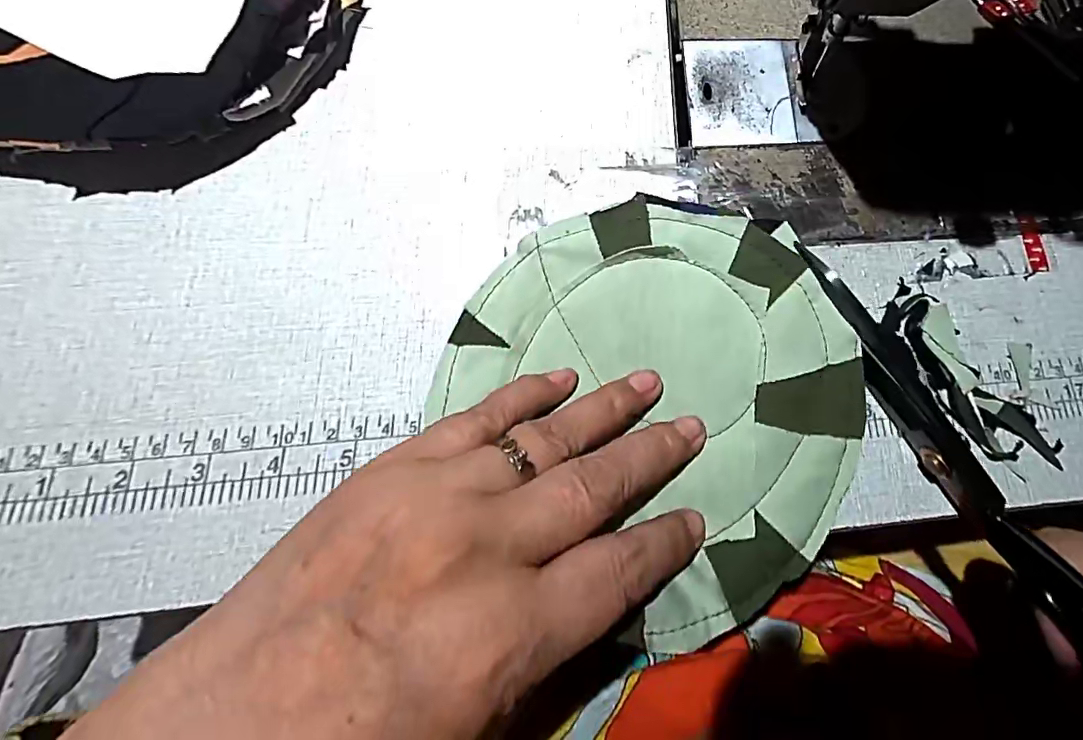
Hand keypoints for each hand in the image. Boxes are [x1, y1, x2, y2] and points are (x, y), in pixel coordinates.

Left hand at [70, 369, 704, 739]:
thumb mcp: (474, 730)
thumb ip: (551, 658)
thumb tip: (609, 601)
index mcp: (503, 633)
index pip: (620, 568)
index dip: (666, 541)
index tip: (696, 519)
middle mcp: (480, 552)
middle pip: (596, 487)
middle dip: (654, 455)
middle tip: (694, 427)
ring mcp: (432, 500)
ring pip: (547, 438)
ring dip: (606, 408)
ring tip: (648, 382)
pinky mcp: (387, 473)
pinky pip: (475, 419)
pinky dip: (524, 395)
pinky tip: (562, 378)